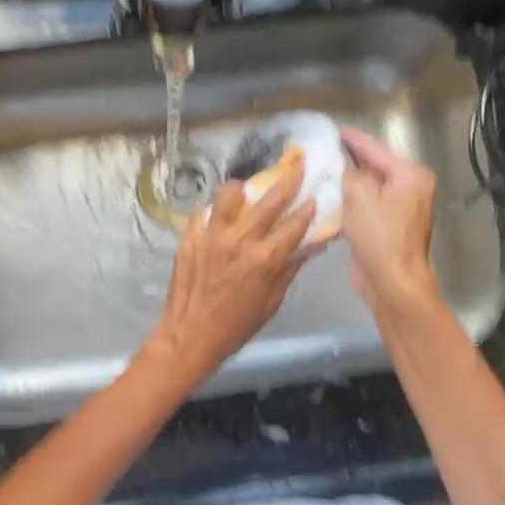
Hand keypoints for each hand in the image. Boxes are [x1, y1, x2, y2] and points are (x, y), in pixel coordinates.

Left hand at [144, 172, 320, 382]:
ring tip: (246, 189)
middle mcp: (239, 241)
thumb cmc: (235, 327)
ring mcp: (211, 236)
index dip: (308, 209)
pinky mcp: (190, 238)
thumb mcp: (271, 302)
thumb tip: (313, 246)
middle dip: (287, 182)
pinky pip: (203, 212)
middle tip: (297, 168)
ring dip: (243, 188)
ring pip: (230, 195)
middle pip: (268, 202)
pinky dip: (213, 210)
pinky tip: (218, 214)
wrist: (189, 336)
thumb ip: (290, 269)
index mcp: (264, 259)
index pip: (294, 225)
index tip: (315, 195)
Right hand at [339, 126, 440, 308]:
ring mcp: (400, 211)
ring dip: (348, 182)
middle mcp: (410, 190)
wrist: (391, 282)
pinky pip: (367, 208)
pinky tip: (330, 197)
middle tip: (326, 148)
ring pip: (369, 189)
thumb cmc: (380, 237)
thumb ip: (349, 174)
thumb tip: (343, 166)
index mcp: (411, 176)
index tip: (337, 129)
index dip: (355, 139)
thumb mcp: (359, 196)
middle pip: (376, 168)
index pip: (377, 150)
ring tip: (323, 169)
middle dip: (351, 160)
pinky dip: (350, 202)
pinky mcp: (387, 229)